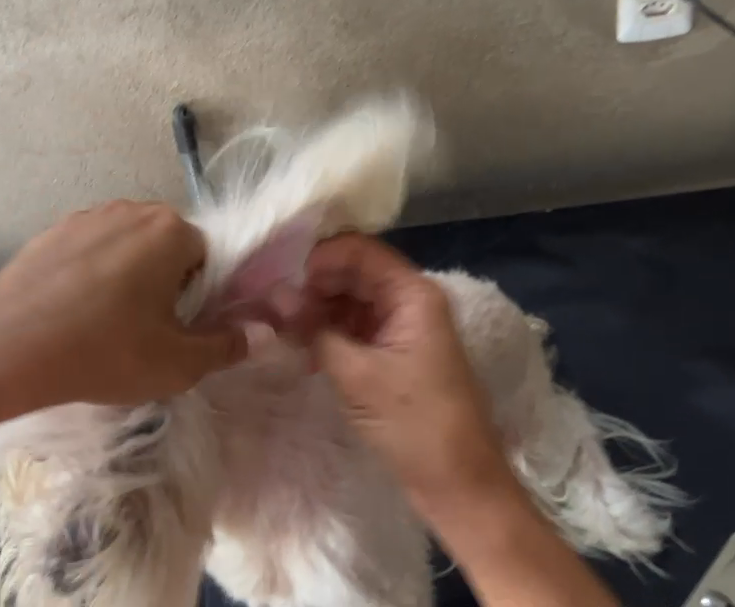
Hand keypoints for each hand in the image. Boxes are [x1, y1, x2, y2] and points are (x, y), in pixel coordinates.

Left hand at [0, 201, 248, 411]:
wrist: (8, 343)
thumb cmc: (105, 350)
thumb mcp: (177, 363)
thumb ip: (226, 346)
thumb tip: (262, 333)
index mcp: (172, 231)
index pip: (209, 256)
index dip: (202, 295)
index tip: (182, 328)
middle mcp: (133, 209)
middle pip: (168, 245)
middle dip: (166, 282)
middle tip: (147, 331)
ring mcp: (88, 216)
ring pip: (126, 246)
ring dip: (128, 276)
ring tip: (106, 323)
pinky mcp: (52, 230)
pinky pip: (90, 250)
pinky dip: (91, 274)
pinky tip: (73, 312)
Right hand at [290, 234, 514, 517]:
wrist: (459, 485)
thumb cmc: (414, 423)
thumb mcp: (356, 374)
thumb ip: (313, 328)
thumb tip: (274, 294)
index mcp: (412, 293)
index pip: (359, 250)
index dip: (319, 258)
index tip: (284, 281)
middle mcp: (410, 299)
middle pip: (353, 271)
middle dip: (314, 286)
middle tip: (278, 311)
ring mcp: (404, 325)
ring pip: (352, 298)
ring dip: (319, 310)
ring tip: (286, 332)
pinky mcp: (396, 350)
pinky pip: (357, 324)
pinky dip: (331, 332)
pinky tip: (306, 352)